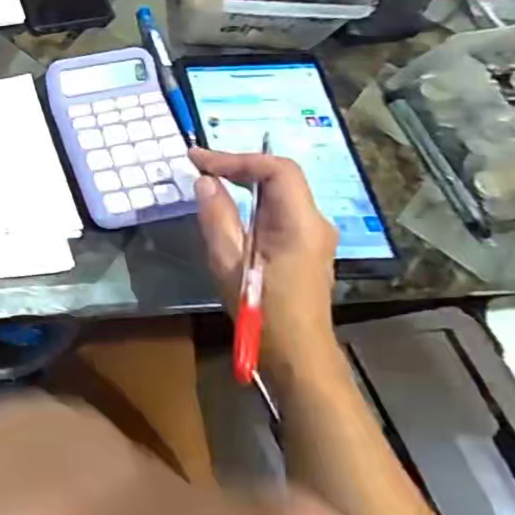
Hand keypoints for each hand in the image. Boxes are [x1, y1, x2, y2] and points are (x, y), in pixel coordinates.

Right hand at [189, 147, 339, 335]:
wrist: (298, 355)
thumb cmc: (263, 314)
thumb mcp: (230, 264)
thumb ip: (217, 218)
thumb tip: (205, 182)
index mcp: (301, 223)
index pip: (276, 169)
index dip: (236, 158)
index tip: (199, 160)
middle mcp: (315, 222)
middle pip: (281, 177)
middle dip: (239, 166)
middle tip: (200, 166)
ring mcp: (315, 236)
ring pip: (281, 194)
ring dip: (246, 183)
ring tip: (209, 181)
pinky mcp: (306, 248)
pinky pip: (280, 212)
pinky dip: (253, 202)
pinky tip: (230, 209)